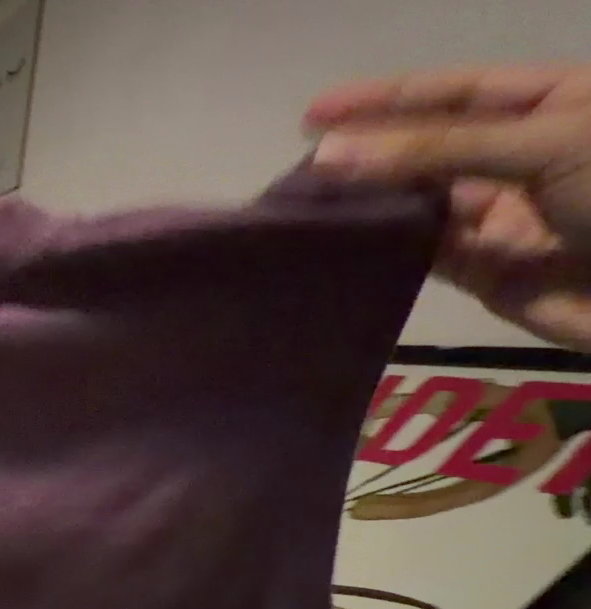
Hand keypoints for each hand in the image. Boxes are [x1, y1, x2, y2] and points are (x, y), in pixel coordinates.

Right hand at [304, 67, 590, 351]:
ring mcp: (503, 215)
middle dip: (366, 153)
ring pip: (417, 202)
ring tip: (302, 207)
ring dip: (365, 203)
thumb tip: (325, 155)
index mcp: (559, 106)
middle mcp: (526, 156)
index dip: (385, 97)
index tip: (313, 112)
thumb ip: (433, 150)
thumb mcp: (547, 145)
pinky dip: (379, 248)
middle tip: (297, 168)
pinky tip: (337, 244)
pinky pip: (418, 252)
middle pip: (428, 148)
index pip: (458, 92)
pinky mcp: (482, 268)